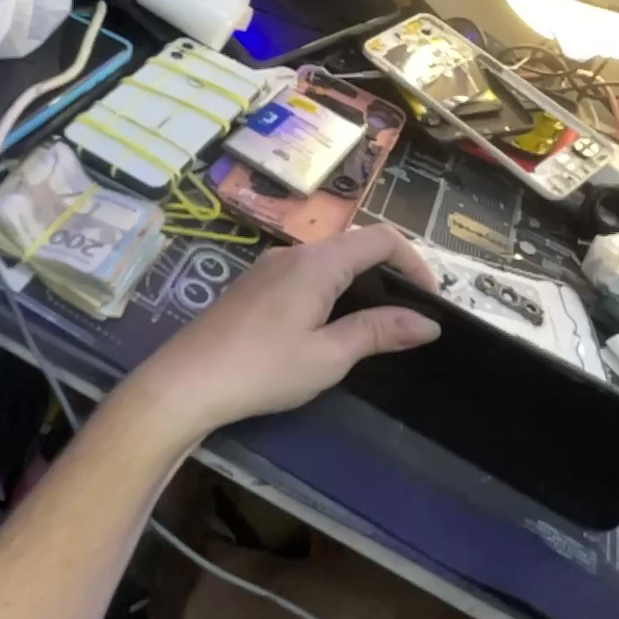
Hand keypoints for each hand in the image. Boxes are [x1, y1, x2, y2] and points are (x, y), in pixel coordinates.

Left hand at [121, 225, 439, 442]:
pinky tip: (327, 324)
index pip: (379, 239)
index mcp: (316, 262)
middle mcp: (291, 254)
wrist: (187, 380)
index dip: (414, 262)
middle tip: (407, 316)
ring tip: (374, 324)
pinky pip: (301, 274)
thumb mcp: (328, 355)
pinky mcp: (251, 285)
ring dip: (356, 283)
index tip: (430, 301)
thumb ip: (378, 332)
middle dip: (387, 273)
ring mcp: (266, 267)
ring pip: (325, 261)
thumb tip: (427, 322)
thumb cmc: (263, 369)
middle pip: (352, 246)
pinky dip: (328, 289)